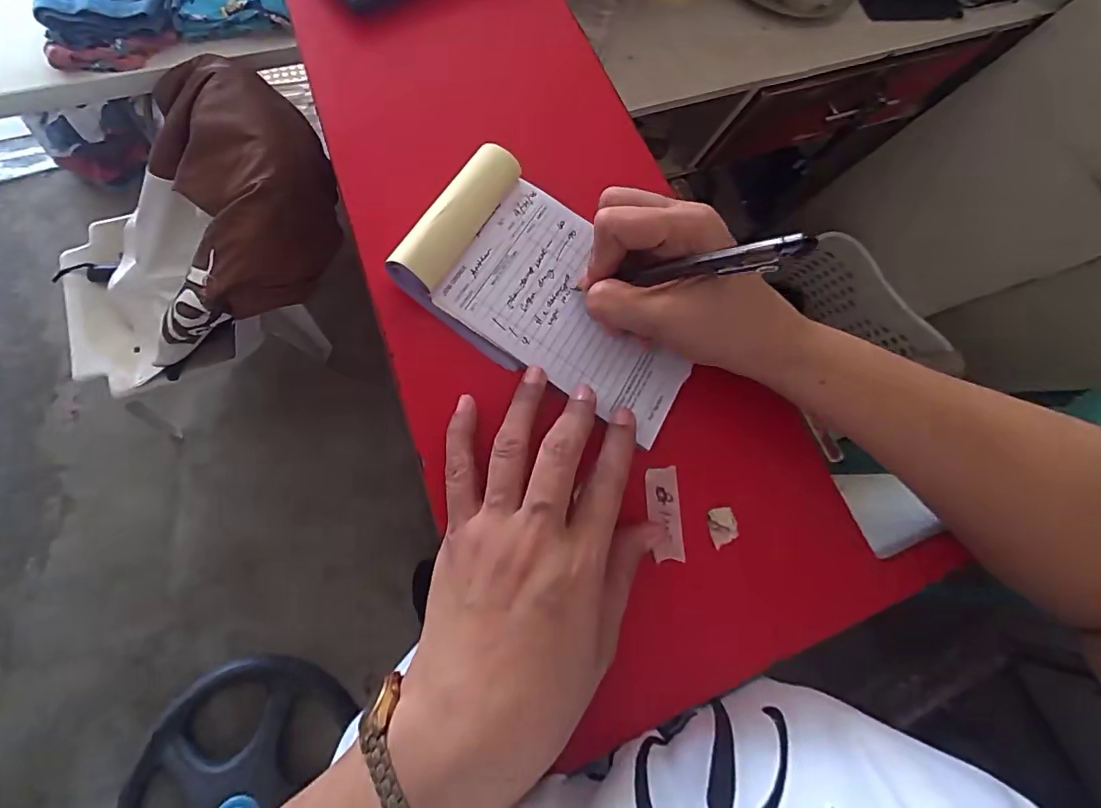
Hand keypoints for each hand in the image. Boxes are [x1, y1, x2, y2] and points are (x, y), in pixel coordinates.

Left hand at [387, 367, 656, 807]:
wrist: (465, 725)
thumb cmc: (543, 694)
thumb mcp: (599, 644)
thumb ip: (620, 578)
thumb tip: (645, 528)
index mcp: (579, 564)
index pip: (606, 486)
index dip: (618, 445)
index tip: (624, 415)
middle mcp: (536, 534)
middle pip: (560, 458)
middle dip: (576, 416)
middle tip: (585, 388)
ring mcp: (491, 530)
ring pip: (510, 452)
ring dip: (524, 408)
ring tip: (535, 375)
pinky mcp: (455, 536)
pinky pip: (457, 476)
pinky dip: (460, 436)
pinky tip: (466, 404)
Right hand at [579, 187, 807, 383]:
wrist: (772, 345)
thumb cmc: (731, 330)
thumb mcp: (666, 322)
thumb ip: (617, 304)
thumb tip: (588, 294)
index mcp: (687, 223)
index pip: (614, 221)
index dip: (600, 260)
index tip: (606, 296)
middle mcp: (682, 215)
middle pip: (614, 209)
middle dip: (604, 254)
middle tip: (614, 293)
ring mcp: (681, 228)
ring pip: (622, 229)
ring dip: (616, 270)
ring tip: (631, 310)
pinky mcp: (678, 246)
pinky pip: (636, 247)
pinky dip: (630, 277)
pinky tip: (643, 308)